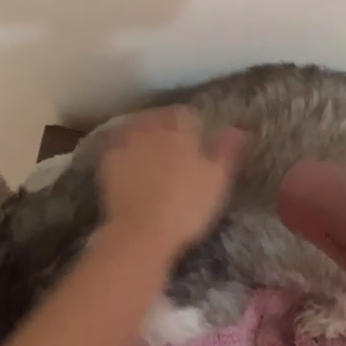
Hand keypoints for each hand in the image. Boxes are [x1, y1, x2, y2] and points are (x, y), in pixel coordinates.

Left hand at [97, 107, 246, 256]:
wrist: (140, 232)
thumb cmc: (186, 203)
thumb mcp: (217, 178)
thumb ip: (228, 148)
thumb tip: (239, 128)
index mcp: (177, 124)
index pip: (188, 113)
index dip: (195, 126)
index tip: (200, 142)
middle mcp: (149, 125)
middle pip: (160, 118)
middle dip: (168, 128)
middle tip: (178, 151)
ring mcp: (124, 141)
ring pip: (137, 129)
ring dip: (146, 138)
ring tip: (154, 159)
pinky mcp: (106, 160)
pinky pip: (119, 147)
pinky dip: (127, 153)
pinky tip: (132, 168)